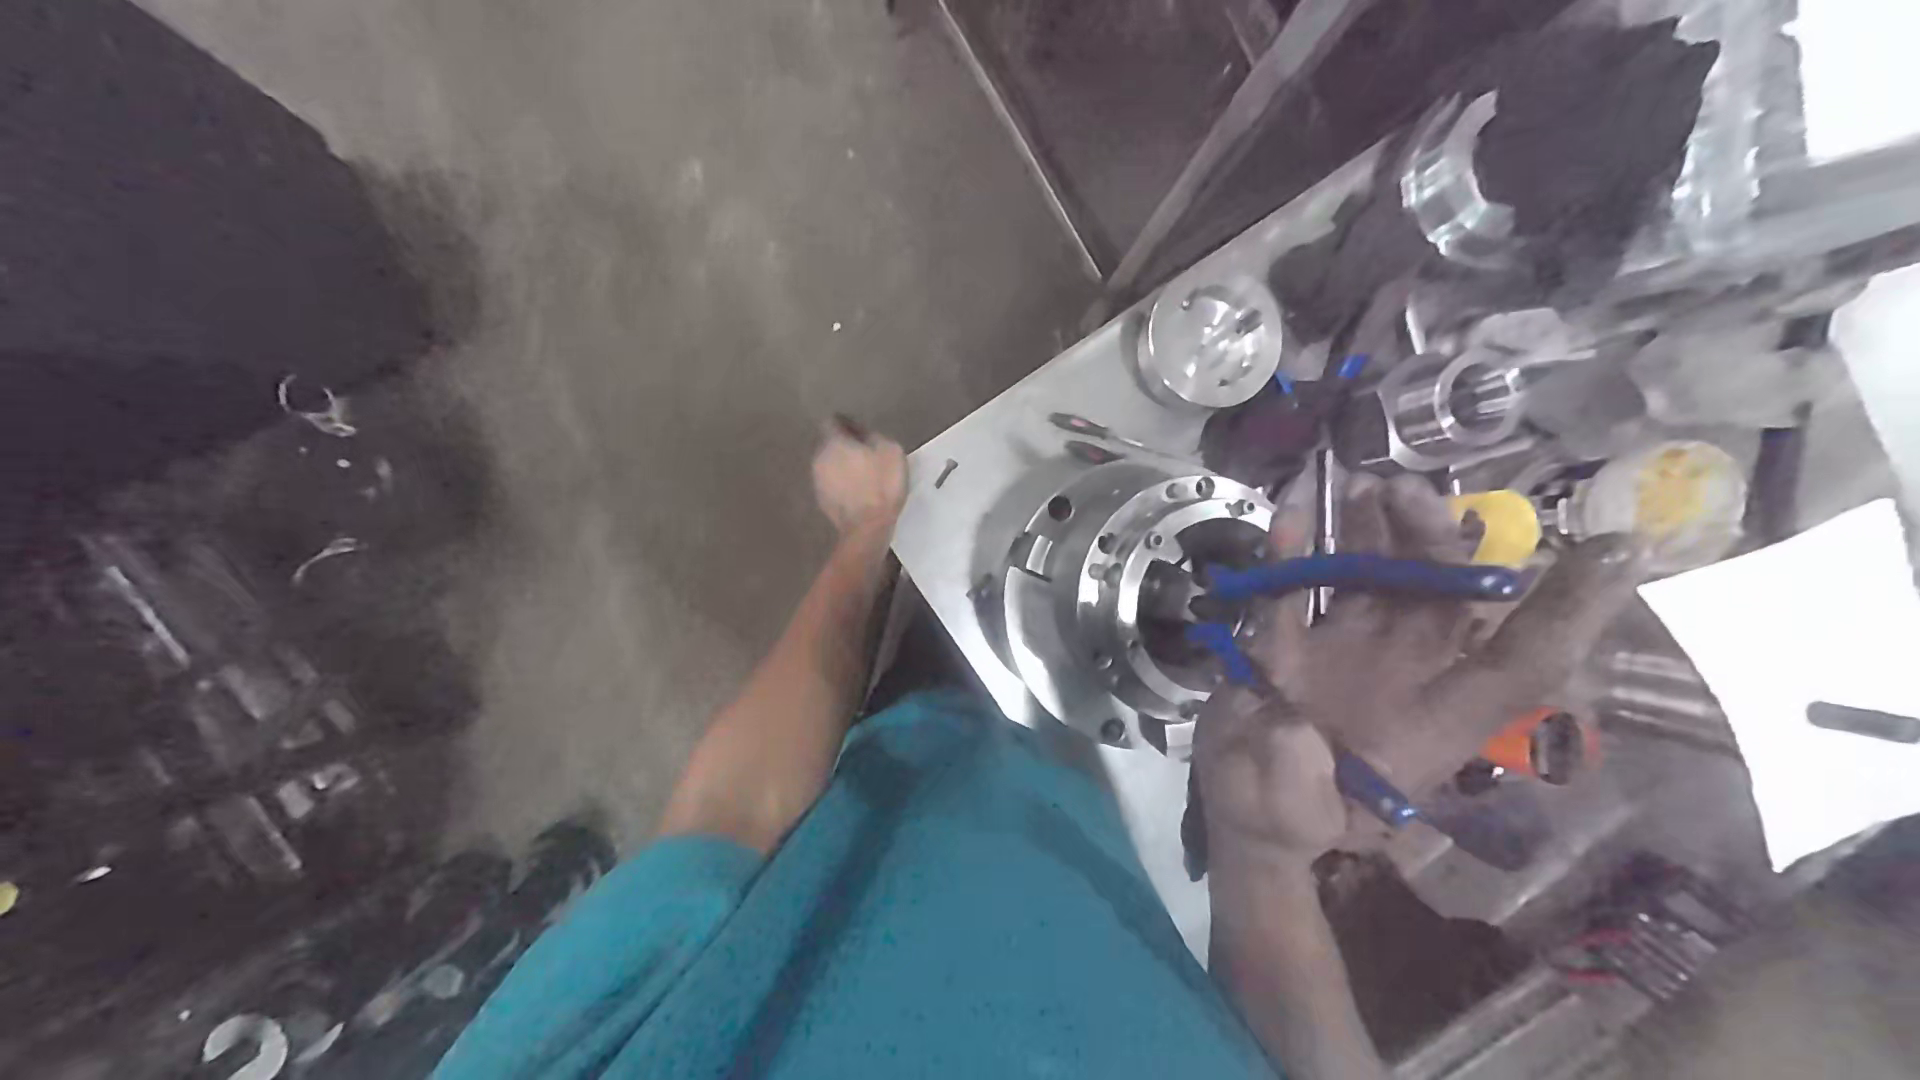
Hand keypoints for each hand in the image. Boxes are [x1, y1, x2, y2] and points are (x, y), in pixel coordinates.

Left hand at [811, 416, 906, 538]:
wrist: (868, 527)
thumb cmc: (882, 485)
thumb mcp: (891, 451)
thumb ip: (873, 436)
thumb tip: (863, 433)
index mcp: (835, 441)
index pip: (831, 421)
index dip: (846, 423)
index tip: (859, 430)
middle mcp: (820, 457)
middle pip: (828, 443)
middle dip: (843, 445)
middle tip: (863, 452)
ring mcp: (817, 480)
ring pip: (828, 464)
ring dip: (841, 465)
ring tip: (860, 474)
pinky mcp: (820, 499)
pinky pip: (830, 483)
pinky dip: (840, 483)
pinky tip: (855, 491)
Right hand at [1195, 473, 1641, 861]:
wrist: (1242, 804)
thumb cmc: (1284, 820)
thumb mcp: (1299, 817)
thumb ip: (1299, 781)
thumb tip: (1290, 725)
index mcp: (1431, 723)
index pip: (1515, 666)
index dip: (1566, 613)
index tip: (1612, 550)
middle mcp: (1400, 674)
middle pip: (1439, 599)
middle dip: (1437, 545)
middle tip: (1408, 492)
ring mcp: (1342, 652)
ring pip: (1375, 579)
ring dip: (1375, 532)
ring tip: (1365, 484)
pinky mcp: (1286, 642)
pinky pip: (1294, 589)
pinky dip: (1292, 553)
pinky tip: (1291, 514)